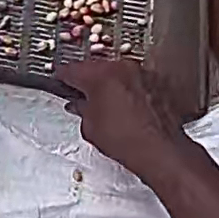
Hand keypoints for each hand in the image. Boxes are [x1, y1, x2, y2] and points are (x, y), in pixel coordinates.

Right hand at [55, 59, 191, 181]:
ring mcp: (142, 73)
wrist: (159, 149)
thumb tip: (80, 105)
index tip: (59, 79)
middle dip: (87, 81)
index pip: (72, 70)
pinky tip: (124, 108)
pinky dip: (127, 90)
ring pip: (117, 73)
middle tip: (79, 95)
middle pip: (97, 68)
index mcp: (100, 76)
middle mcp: (122, 68)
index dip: (62, 76)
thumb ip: (81, 109)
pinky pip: (135, 81)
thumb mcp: (90, 127)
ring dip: (109, 85)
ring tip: (104, 106)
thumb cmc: (127, 139)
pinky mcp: (158, 82)